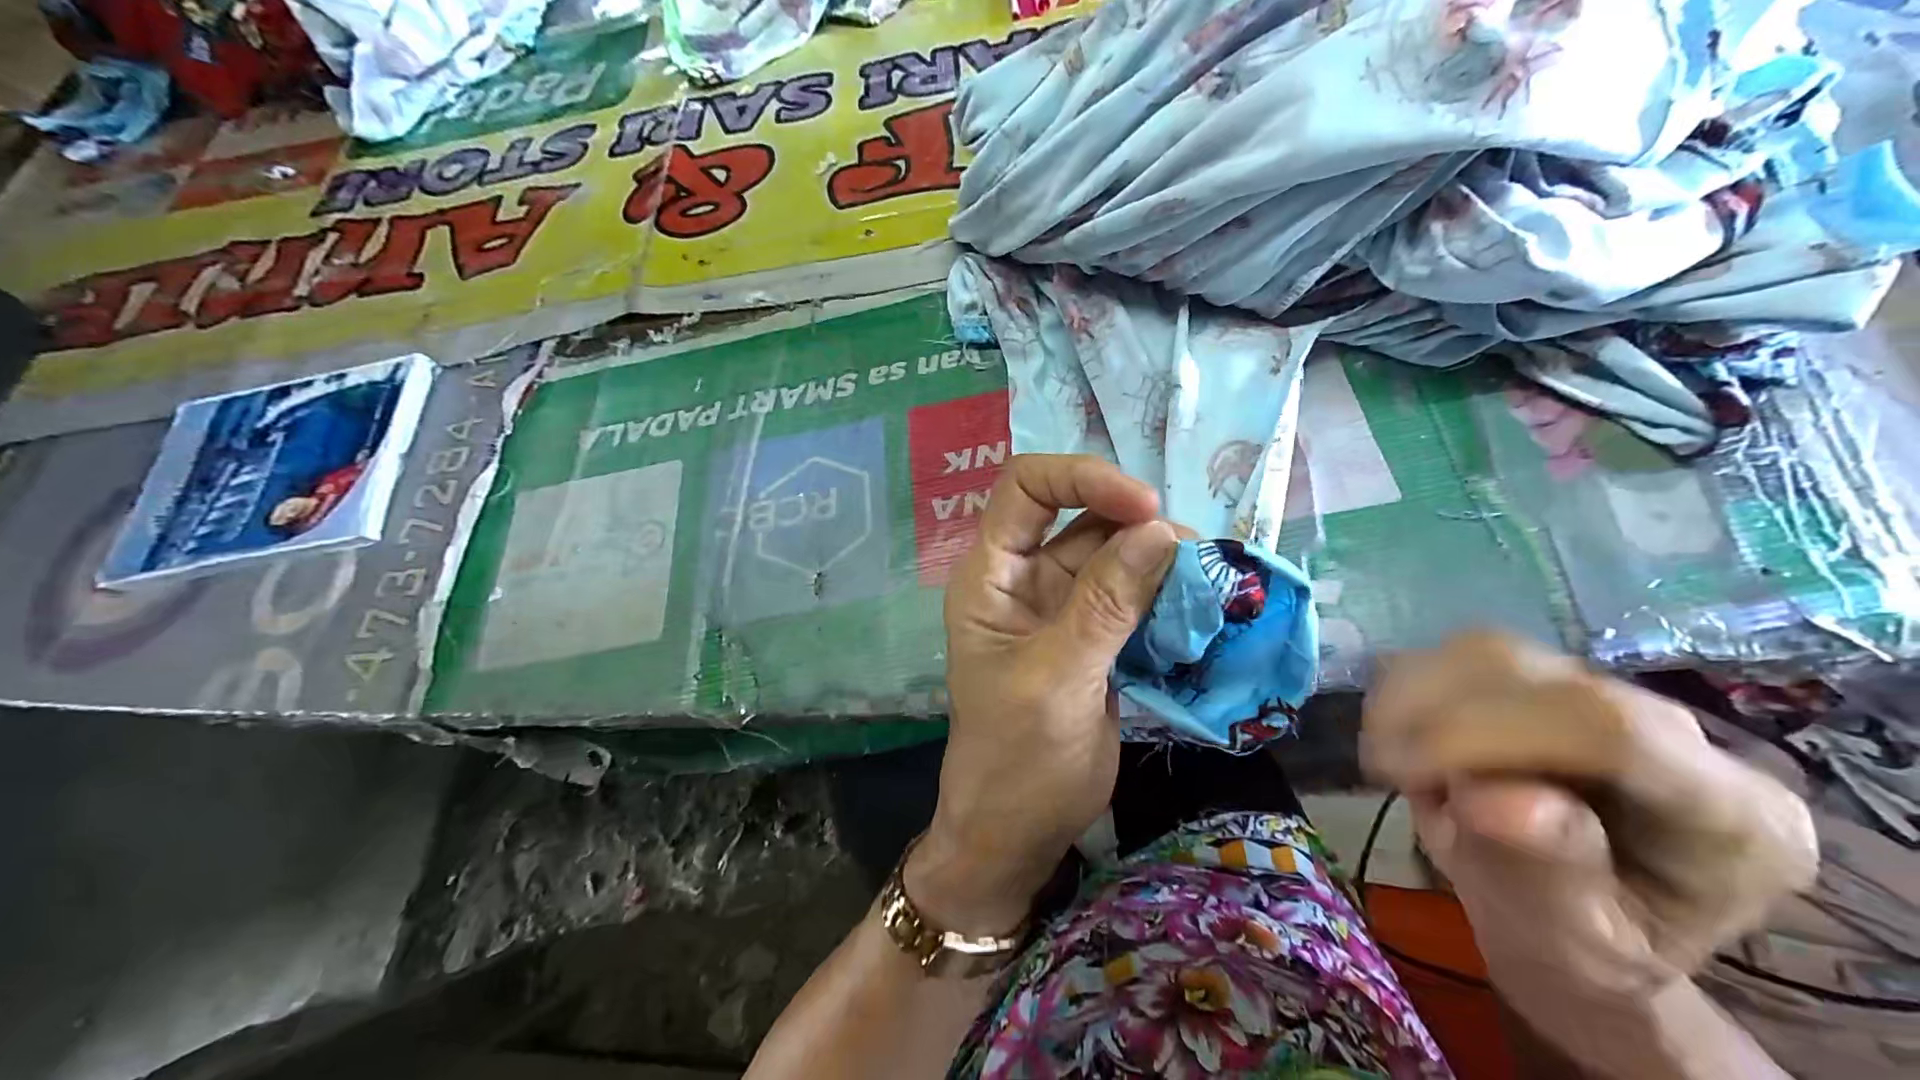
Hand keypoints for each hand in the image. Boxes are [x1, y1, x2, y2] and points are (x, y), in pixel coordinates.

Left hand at [909, 455, 1179, 934]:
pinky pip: (1133, 595)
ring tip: (1210, 582)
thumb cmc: (1018, 762)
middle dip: (1137, 525)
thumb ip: (1105, 605)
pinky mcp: (1093, 637)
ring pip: (1115, 555)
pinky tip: (1202, 606)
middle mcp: (1023, 579)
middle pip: (1080, 517)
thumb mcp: (1058, 680)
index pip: (1026, 488)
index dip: (1082, 479)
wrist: (1017, 833)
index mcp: (991, 576)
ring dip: (1161, 561)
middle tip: (1199, 557)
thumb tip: (1162, 530)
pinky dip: (1166, 594)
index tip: (1146, 507)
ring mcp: (1061, 607)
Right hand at [1362, 632, 1816, 1063]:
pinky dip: (1407, 689)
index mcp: (1733, 817)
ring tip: (1394, 761)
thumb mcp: (1570, 945)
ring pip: (1491, 652)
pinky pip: (1458, 653)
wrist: (1565, 920)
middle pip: (1541, 680)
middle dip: (1438, 718)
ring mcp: (1607, 694)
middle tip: (1386, 773)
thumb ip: (1546, 876)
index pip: (1617, 732)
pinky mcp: (1545, 677)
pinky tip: (1399, 736)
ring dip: (1414, 699)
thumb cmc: (1576, 946)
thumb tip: (1491, 798)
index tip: (1405, 772)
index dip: (1492, 734)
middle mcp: (1682, 734)